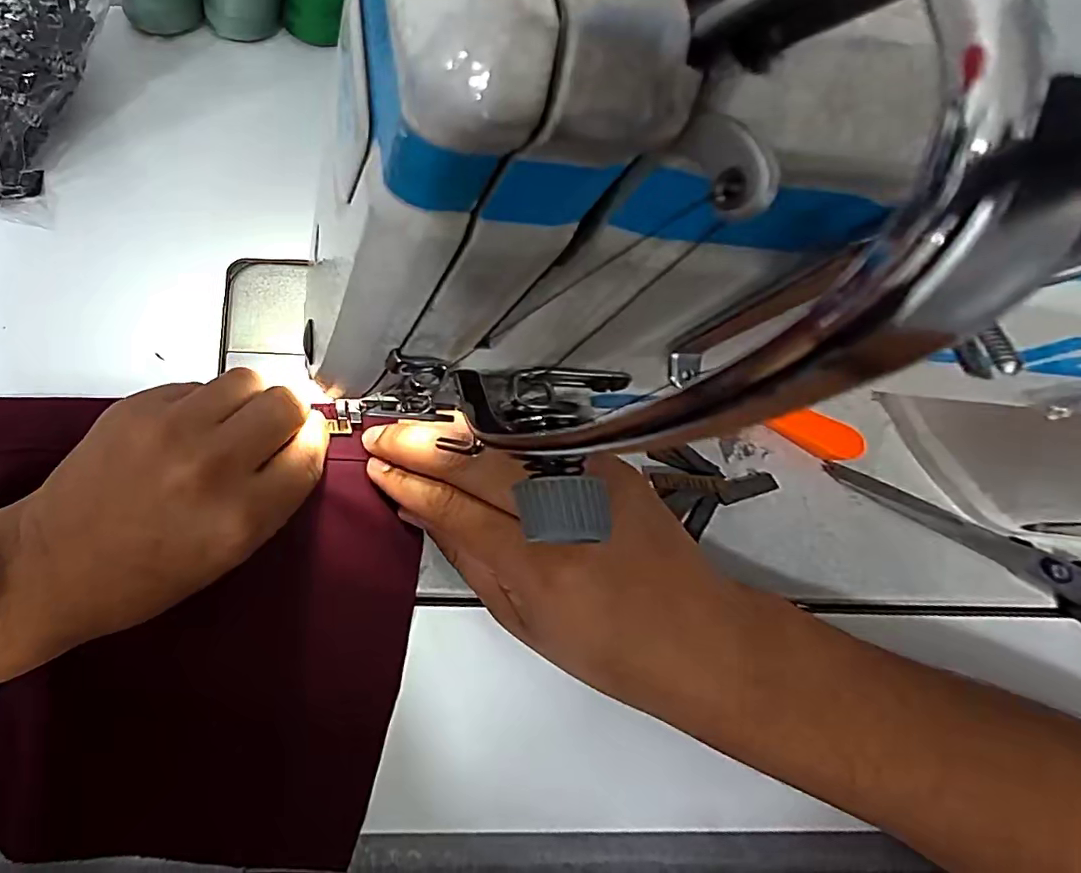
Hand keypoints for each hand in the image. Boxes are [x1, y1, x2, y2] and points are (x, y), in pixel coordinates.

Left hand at [0, 370, 328, 682]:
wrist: (52, 563)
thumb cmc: (140, 579)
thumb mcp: (222, 556)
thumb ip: (267, 499)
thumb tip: (297, 441)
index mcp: (237, 519)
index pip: (307, 454)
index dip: (313, 441)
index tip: (305, 438)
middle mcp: (210, 466)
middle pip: (285, 402)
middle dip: (289, 413)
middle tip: (272, 426)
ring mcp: (170, 427)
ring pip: (246, 378)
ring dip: (250, 397)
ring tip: (230, 421)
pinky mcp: (138, 405)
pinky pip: (197, 384)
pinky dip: (204, 401)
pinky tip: (185, 427)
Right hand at [362, 417, 764, 712]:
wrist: (701, 636)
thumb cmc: (615, 648)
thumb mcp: (522, 622)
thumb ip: (469, 559)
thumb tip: (425, 516)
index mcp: (538, 564)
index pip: (453, 507)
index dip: (408, 483)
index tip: (380, 470)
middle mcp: (565, 515)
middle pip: (472, 462)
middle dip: (416, 443)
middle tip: (382, 436)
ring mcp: (592, 484)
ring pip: (502, 444)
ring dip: (449, 435)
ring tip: (410, 431)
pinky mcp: (609, 467)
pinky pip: (539, 449)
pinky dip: (501, 446)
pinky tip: (471, 441)